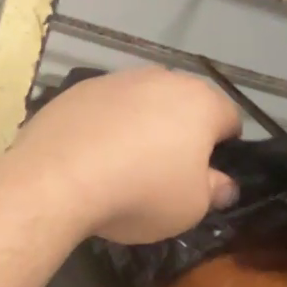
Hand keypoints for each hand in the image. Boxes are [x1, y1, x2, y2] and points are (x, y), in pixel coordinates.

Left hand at [0, 67, 240, 243]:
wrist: (57, 179)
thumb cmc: (140, 194)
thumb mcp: (189, 208)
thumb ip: (213, 192)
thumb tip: (224, 185)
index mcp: (200, 102)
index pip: (228, 119)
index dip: (223, 148)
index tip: (207, 175)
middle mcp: (161, 78)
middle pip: (181, 105)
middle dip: (178, 134)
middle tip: (162, 173)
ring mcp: (115, 80)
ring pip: (138, 104)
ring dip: (137, 128)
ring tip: (119, 167)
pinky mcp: (75, 91)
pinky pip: (100, 112)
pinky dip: (100, 130)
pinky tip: (87, 160)